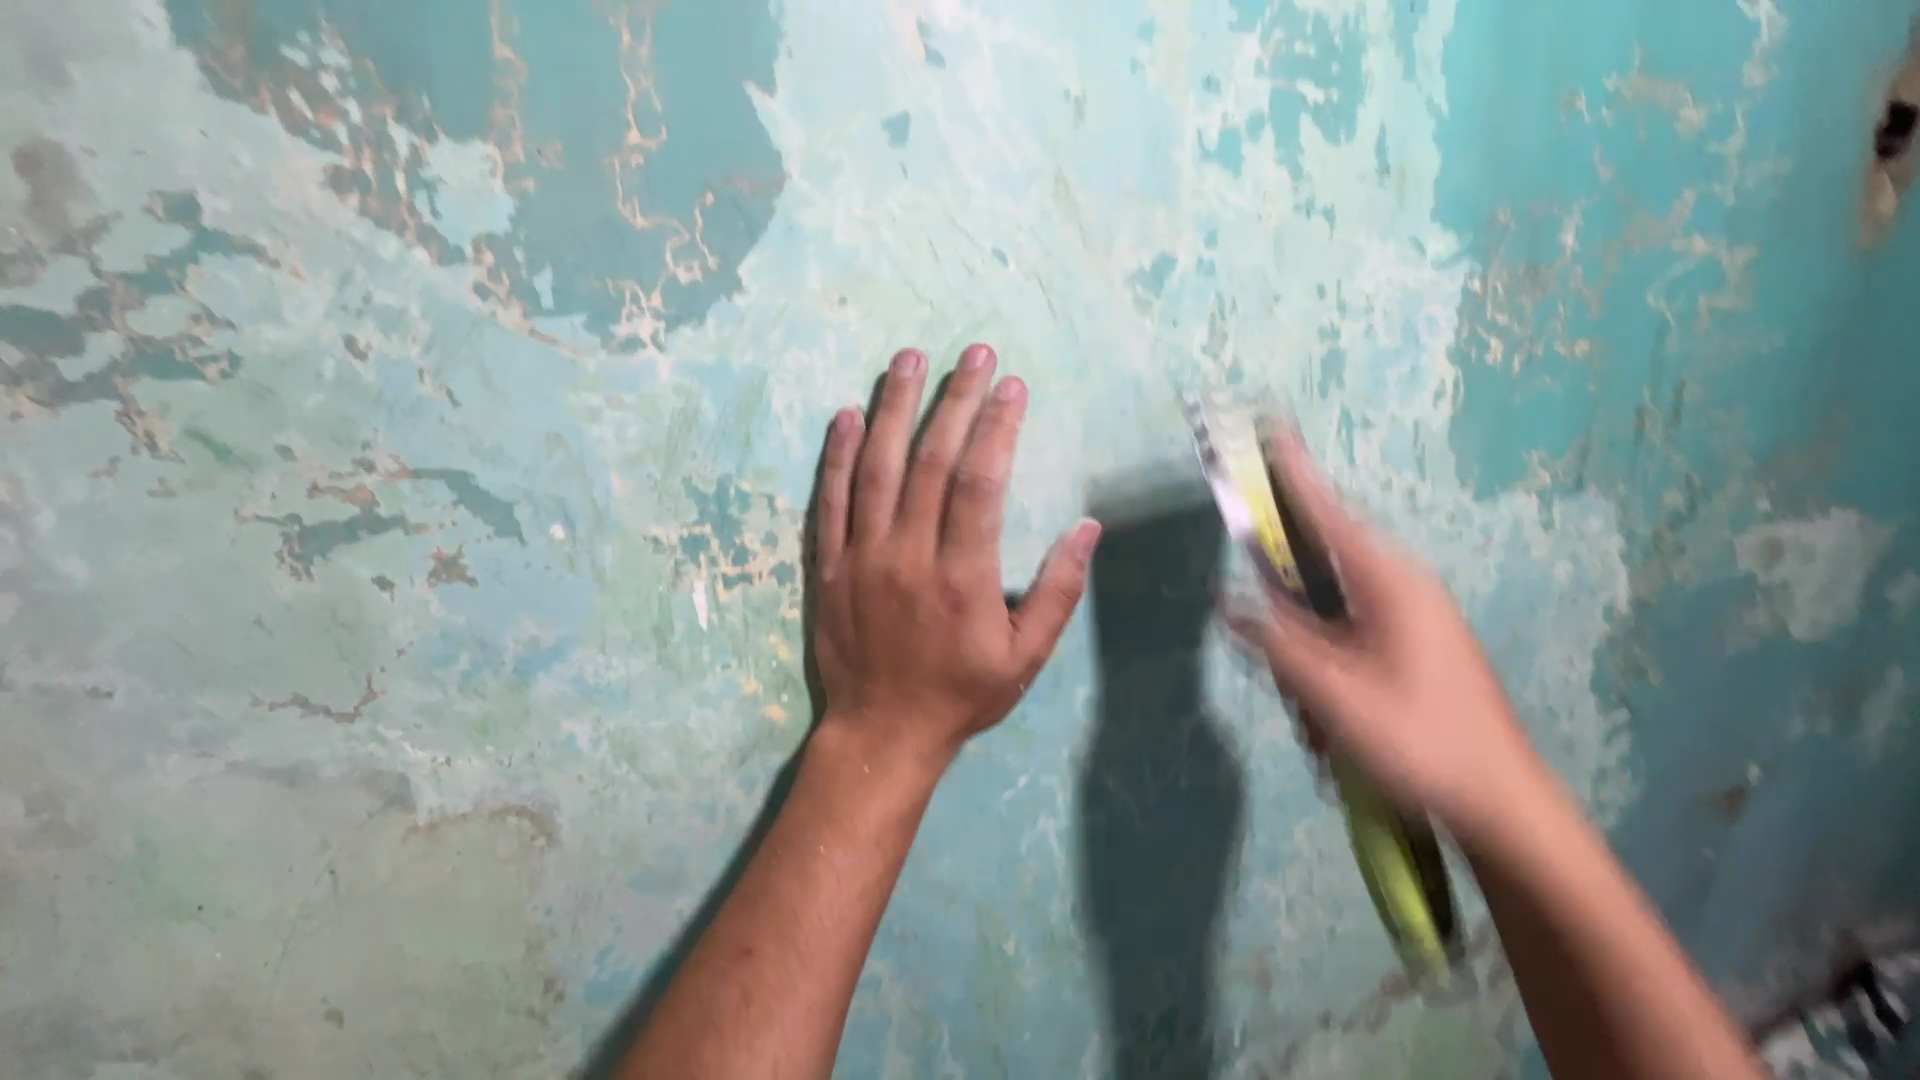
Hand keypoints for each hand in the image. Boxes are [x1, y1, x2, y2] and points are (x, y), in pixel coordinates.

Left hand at [810, 344, 1100, 774]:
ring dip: (894, 409)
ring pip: (877, 469)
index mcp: (961, 576)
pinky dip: (837, 456)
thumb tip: (1088, 528)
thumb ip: (1058, 592)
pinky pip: (829, 502)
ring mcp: (861, 557)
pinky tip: (848, 416)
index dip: (996, 428)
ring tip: (909, 360)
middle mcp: (908, 555)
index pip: (980, 483)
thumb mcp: (1026, 658)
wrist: (881, 733)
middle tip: (972, 352)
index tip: (1011, 386)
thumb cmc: (961, 696)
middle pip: (931, 462)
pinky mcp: (829, 566)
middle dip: (954, 400)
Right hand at [1228, 429, 1550, 843]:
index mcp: (1390, 583)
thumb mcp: (1335, 694)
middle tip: (1298, 690)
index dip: (1293, 473)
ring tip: (1323, 727)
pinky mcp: (1407, 648)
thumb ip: (1276, 642)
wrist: (1500, 804)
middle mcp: (1400, 589)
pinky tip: (1333, 730)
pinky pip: (1344, 643)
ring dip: (1305, 667)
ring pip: (1324, 618)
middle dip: (1287, 626)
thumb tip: (1229, 602)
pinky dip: (1325, 679)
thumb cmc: (1421, 741)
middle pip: (1316, 573)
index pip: (1328, 513)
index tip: (1268, 429)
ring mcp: (1406, 620)